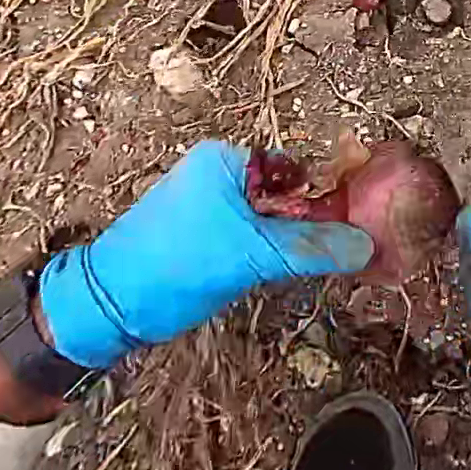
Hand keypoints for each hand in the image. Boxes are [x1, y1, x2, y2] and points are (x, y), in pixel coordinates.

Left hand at [36, 140, 373, 367]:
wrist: (104, 309)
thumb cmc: (178, 266)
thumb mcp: (252, 254)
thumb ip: (311, 246)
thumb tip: (365, 244)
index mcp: (224, 160)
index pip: (292, 168)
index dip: (322, 193)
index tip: (349, 222)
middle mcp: (215, 172)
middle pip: (282, 191)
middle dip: (307, 219)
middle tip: (331, 248)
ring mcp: (206, 202)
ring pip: (267, 215)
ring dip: (288, 237)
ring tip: (307, 262)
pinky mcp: (201, 231)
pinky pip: (249, 231)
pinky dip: (268, 247)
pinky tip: (277, 268)